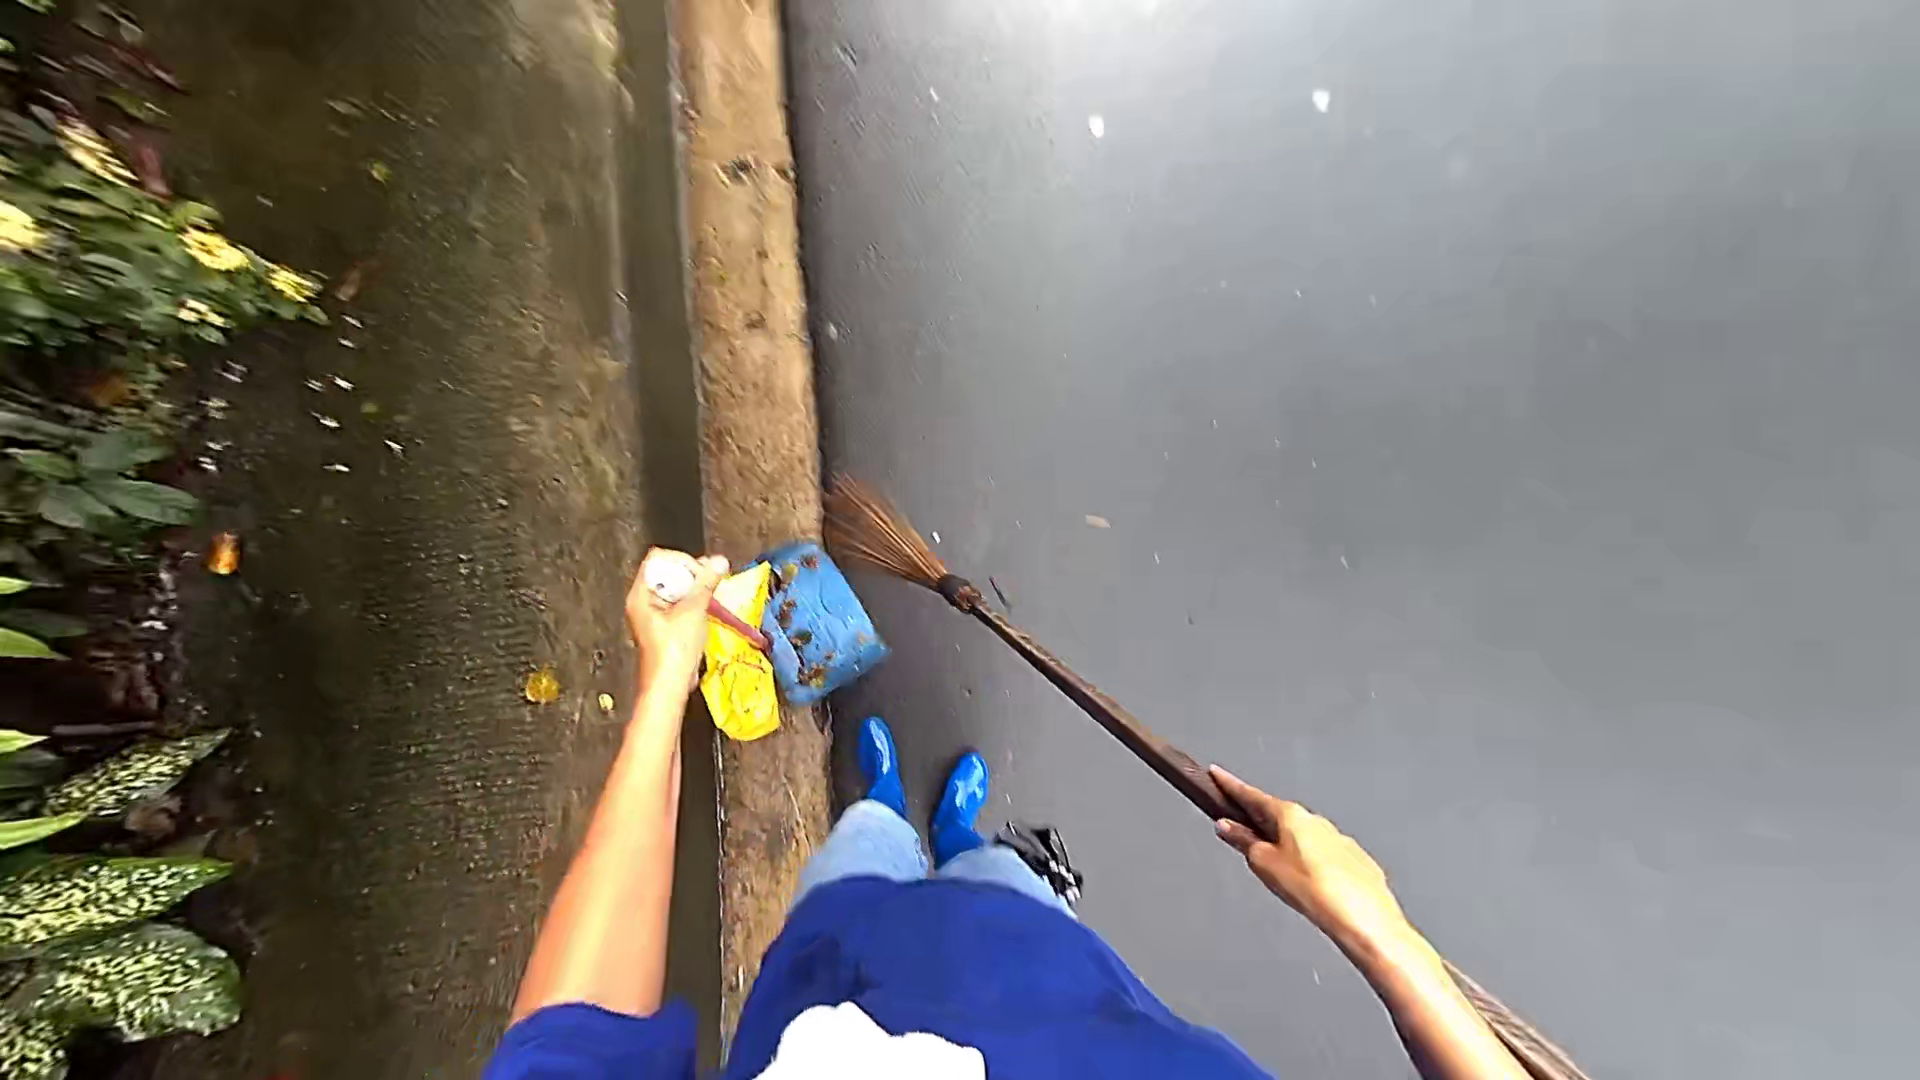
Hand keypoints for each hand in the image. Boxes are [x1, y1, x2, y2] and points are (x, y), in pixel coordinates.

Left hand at [624, 548, 727, 686]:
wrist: (670, 684)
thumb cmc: (673, 652)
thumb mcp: (693, 610)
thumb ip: (707, 582)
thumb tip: (719, 561)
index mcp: (641, 595)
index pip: (658, 560)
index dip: (681, 562)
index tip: (700, 572)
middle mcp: (643, 602)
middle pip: (667, 572)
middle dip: (691, 574)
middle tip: (708, 583)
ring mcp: (654, 613)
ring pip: (675, 587)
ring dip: (695, 588)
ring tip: (708, 596)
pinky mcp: (665, 624)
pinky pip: (679, 602)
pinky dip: (694, 601)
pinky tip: (704, 609)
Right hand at [1210, 766, 1421, 959]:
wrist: (1367, 923)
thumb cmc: (1315, 891)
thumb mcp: (1264, 864)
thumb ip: (1243, 841)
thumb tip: (1228, 827)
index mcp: (1289, 814)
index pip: (1250, 794)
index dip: (1230, 785)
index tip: (1217, 774)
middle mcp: (1315, 820)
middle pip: (1277, 816)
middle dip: (1259, 823)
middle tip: (1243, 836)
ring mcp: (1339, 839)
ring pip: (1302, 836)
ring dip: (1287, 846)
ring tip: (1282, 874)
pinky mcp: (1357, 862)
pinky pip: (1325, 855)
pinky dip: (1313, 863)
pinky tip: (1312, 886)